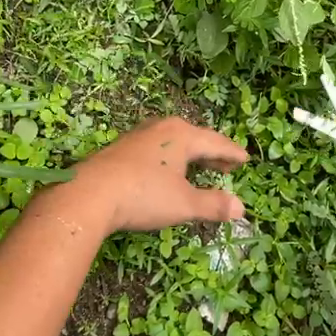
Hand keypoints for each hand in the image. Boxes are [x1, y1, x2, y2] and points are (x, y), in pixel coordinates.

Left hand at [42, 116, 247, 234]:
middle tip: (228, 166)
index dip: (232, 153)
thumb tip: (240, 208)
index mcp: (182, 135)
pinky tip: (168, 172)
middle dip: (212, 153)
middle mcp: (162, 128)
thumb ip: (213, 204)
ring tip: (201, 168)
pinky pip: (157, 149)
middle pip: (195, 138)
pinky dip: (171, 159)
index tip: (246, 159)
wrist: (90, 194)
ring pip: (174, 142)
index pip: (215, 142)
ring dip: (191, 156)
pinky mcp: (123, 149)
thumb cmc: (144, 195)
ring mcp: (139, 136)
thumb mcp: (183, 204)